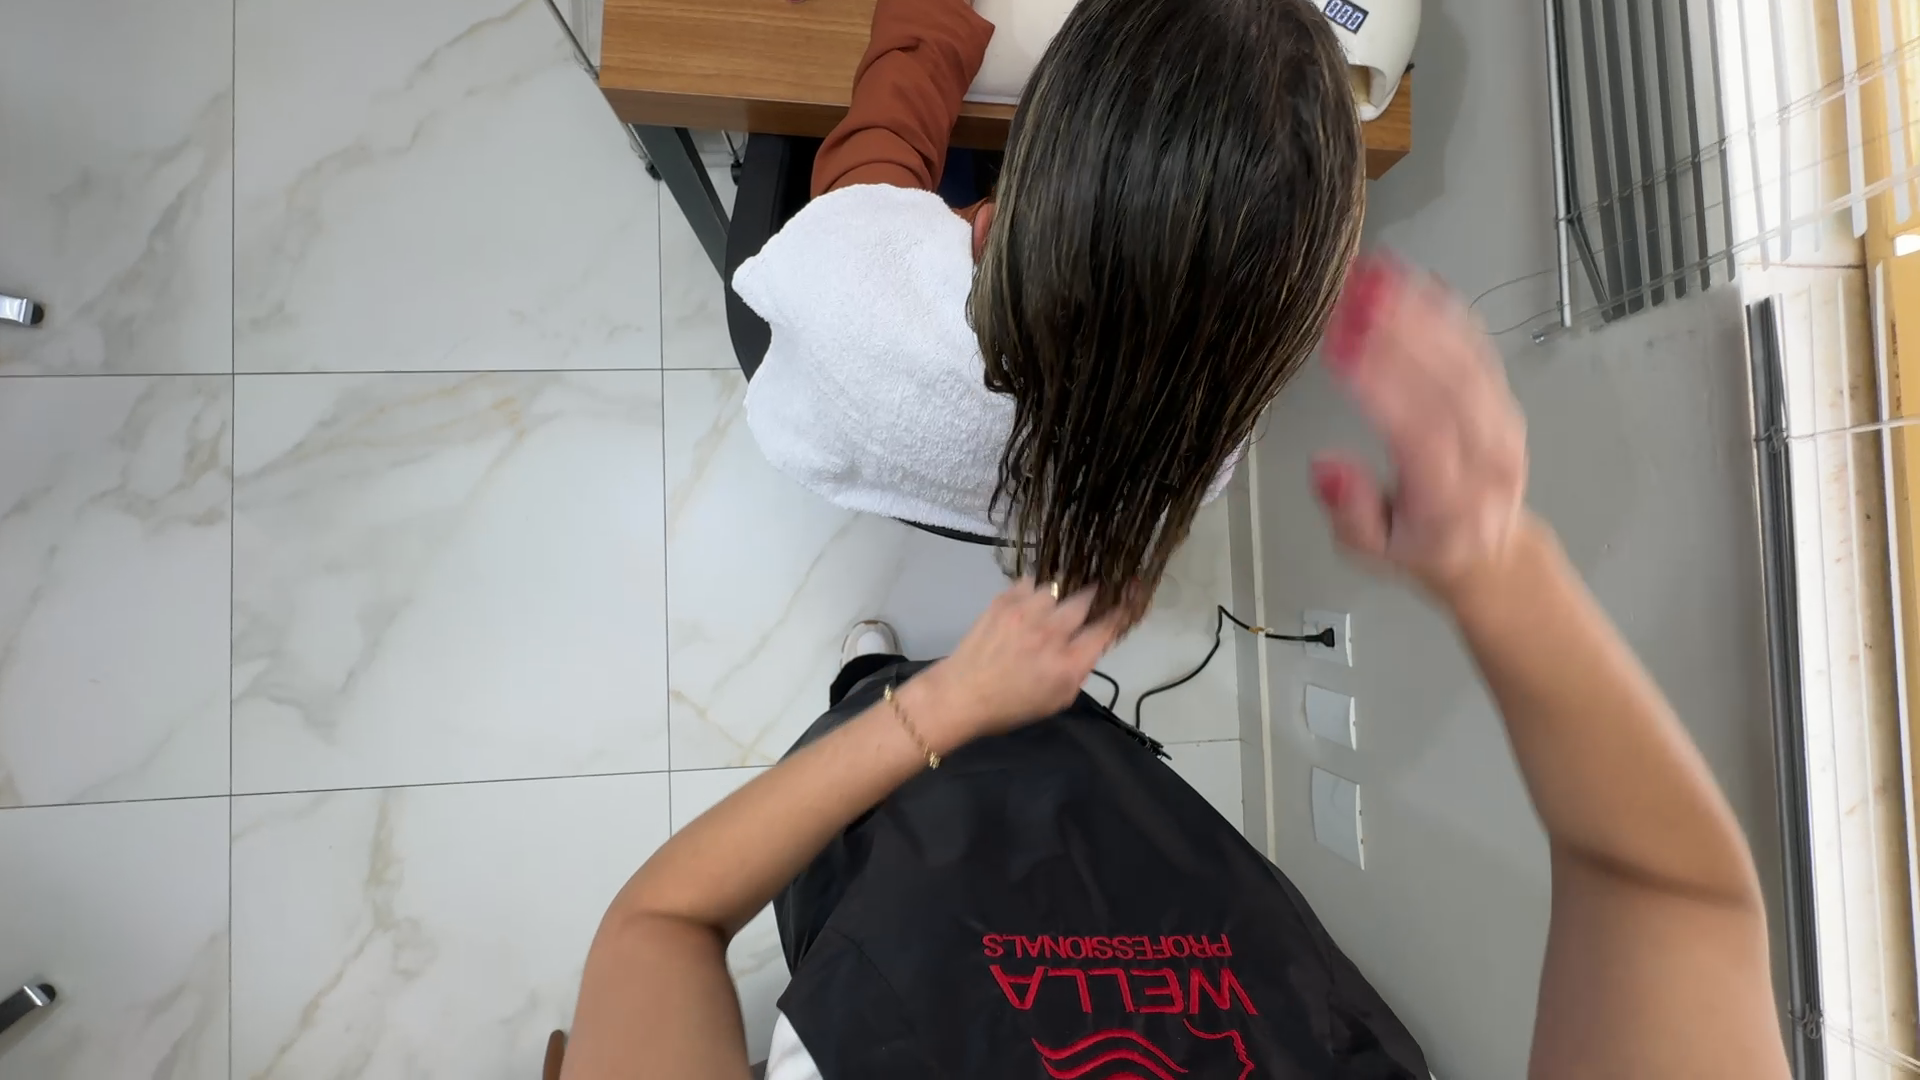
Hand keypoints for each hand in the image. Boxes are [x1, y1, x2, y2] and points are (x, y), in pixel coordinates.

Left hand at [911, 579, 1123, 744]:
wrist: (961, 695)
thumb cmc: (1012, 705)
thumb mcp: (1059, 698)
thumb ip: (1082, 668)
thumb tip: (1095, 638)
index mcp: (1068, 664)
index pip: (1108, 627)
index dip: (1123, 609)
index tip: (1133, 594)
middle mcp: (1051, 633)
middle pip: (1087, 597)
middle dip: (1094, 594)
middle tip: (1094, 594)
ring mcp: (1026, 612)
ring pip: (1058, 585)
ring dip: (1061, 593)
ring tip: (1056, 601)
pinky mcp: (1004, 600)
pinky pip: (1031, 582)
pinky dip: (1036, 590)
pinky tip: (1032, 601)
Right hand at [1312, 255, 1530, 607]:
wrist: (1487, 546)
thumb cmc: (1420, 546)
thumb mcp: (1370, 550)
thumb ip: (1350, 512)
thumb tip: (1326, 464)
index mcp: (1450, 495)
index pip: (1419, 430)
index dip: (1382, 384)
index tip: (1343, 346)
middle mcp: (1484, 451)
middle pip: (1447, 382)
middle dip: (1399, 331)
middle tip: (1356, 294)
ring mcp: (1499, 420)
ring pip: (1464, 357)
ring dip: (1419, 310)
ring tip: (1377, 276)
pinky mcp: (1500, 399)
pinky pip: (1477, 349)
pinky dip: (1447, 312)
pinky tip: (1417, 283)